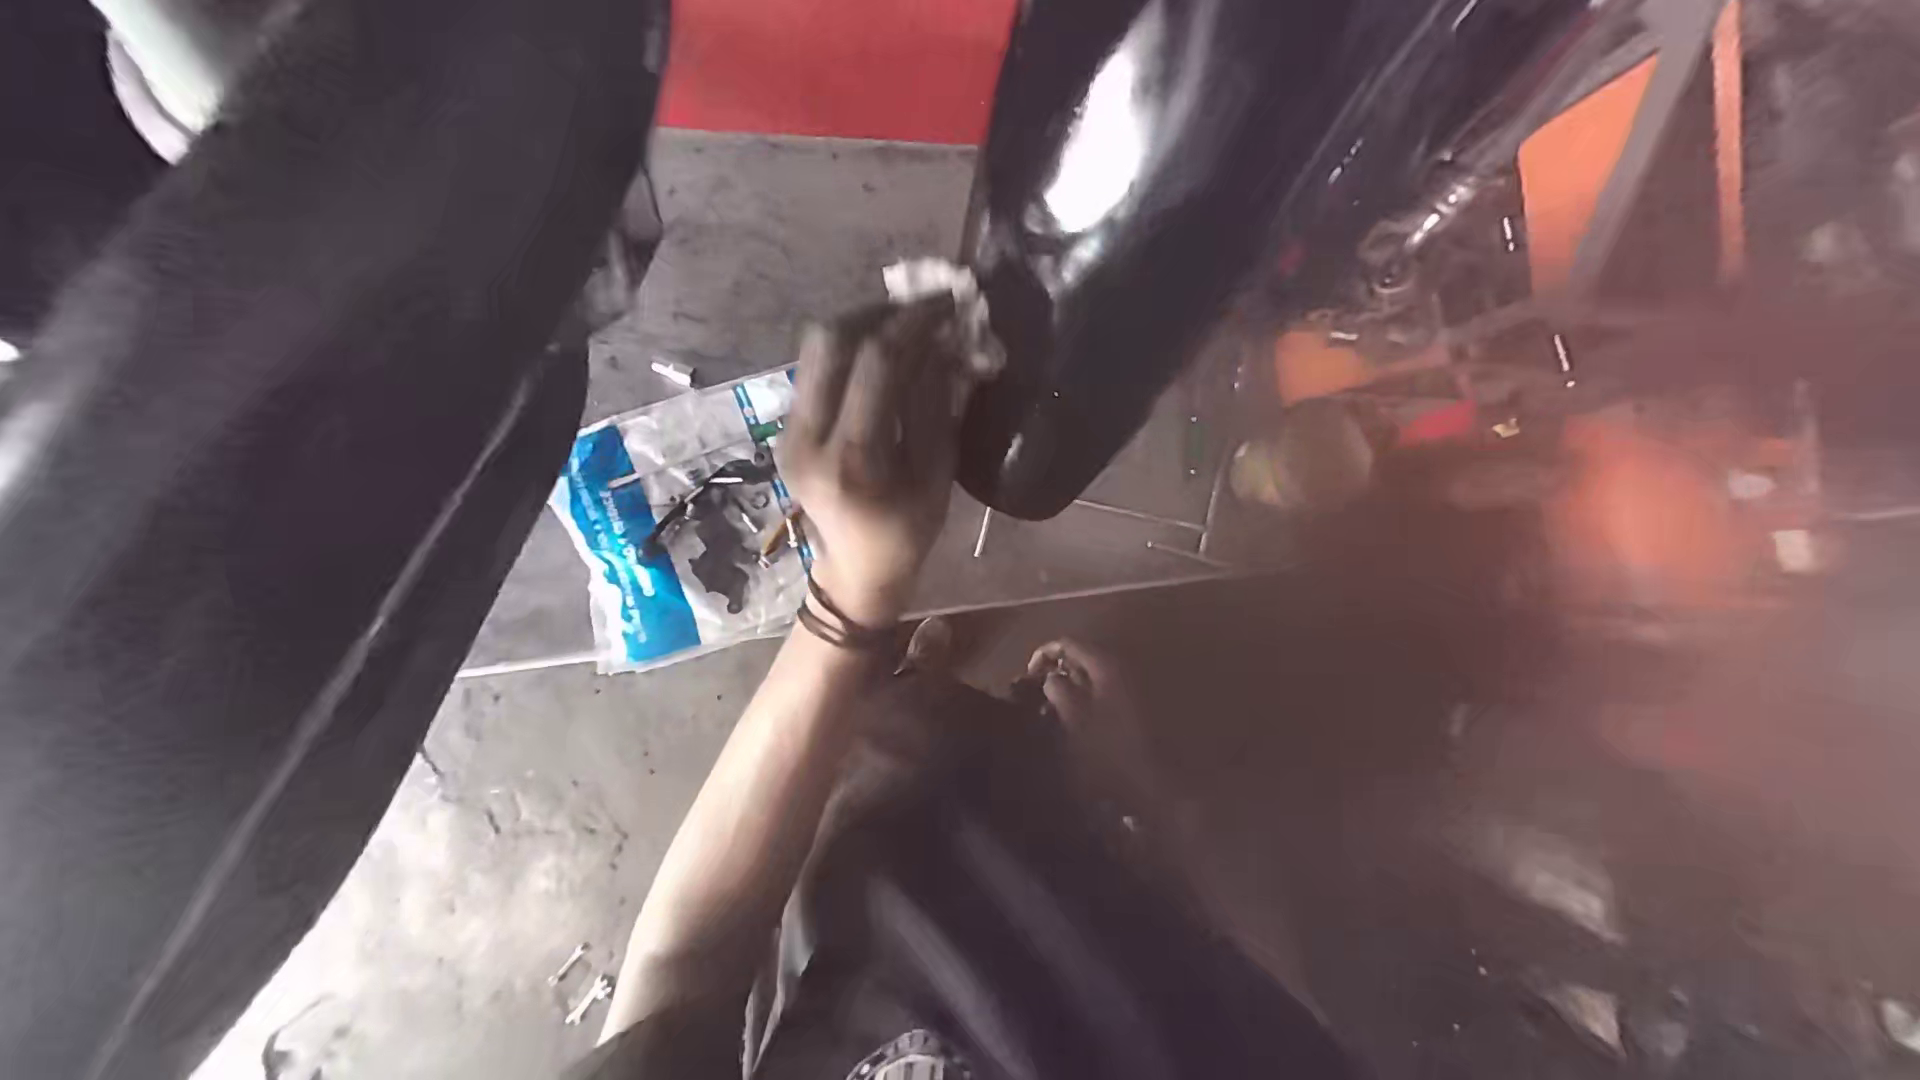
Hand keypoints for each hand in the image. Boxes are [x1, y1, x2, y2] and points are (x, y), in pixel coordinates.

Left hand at [779, 297, 971, 624]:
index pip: (877, 362)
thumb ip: (939, 406)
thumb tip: (950, 343)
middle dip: (881, 311)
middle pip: (830, 340)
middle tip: (922, 309)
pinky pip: (814, 370)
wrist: (854, 570)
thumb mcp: (937, 476)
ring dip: (862, 324)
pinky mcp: (785, 430)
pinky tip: (881, 355)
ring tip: (904, 326)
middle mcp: (806, 439)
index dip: (914, 321)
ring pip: (815, 348)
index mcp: (852, 460)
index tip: (947, 303)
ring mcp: (787, 433)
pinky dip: (849, 350)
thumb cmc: (907, 534)